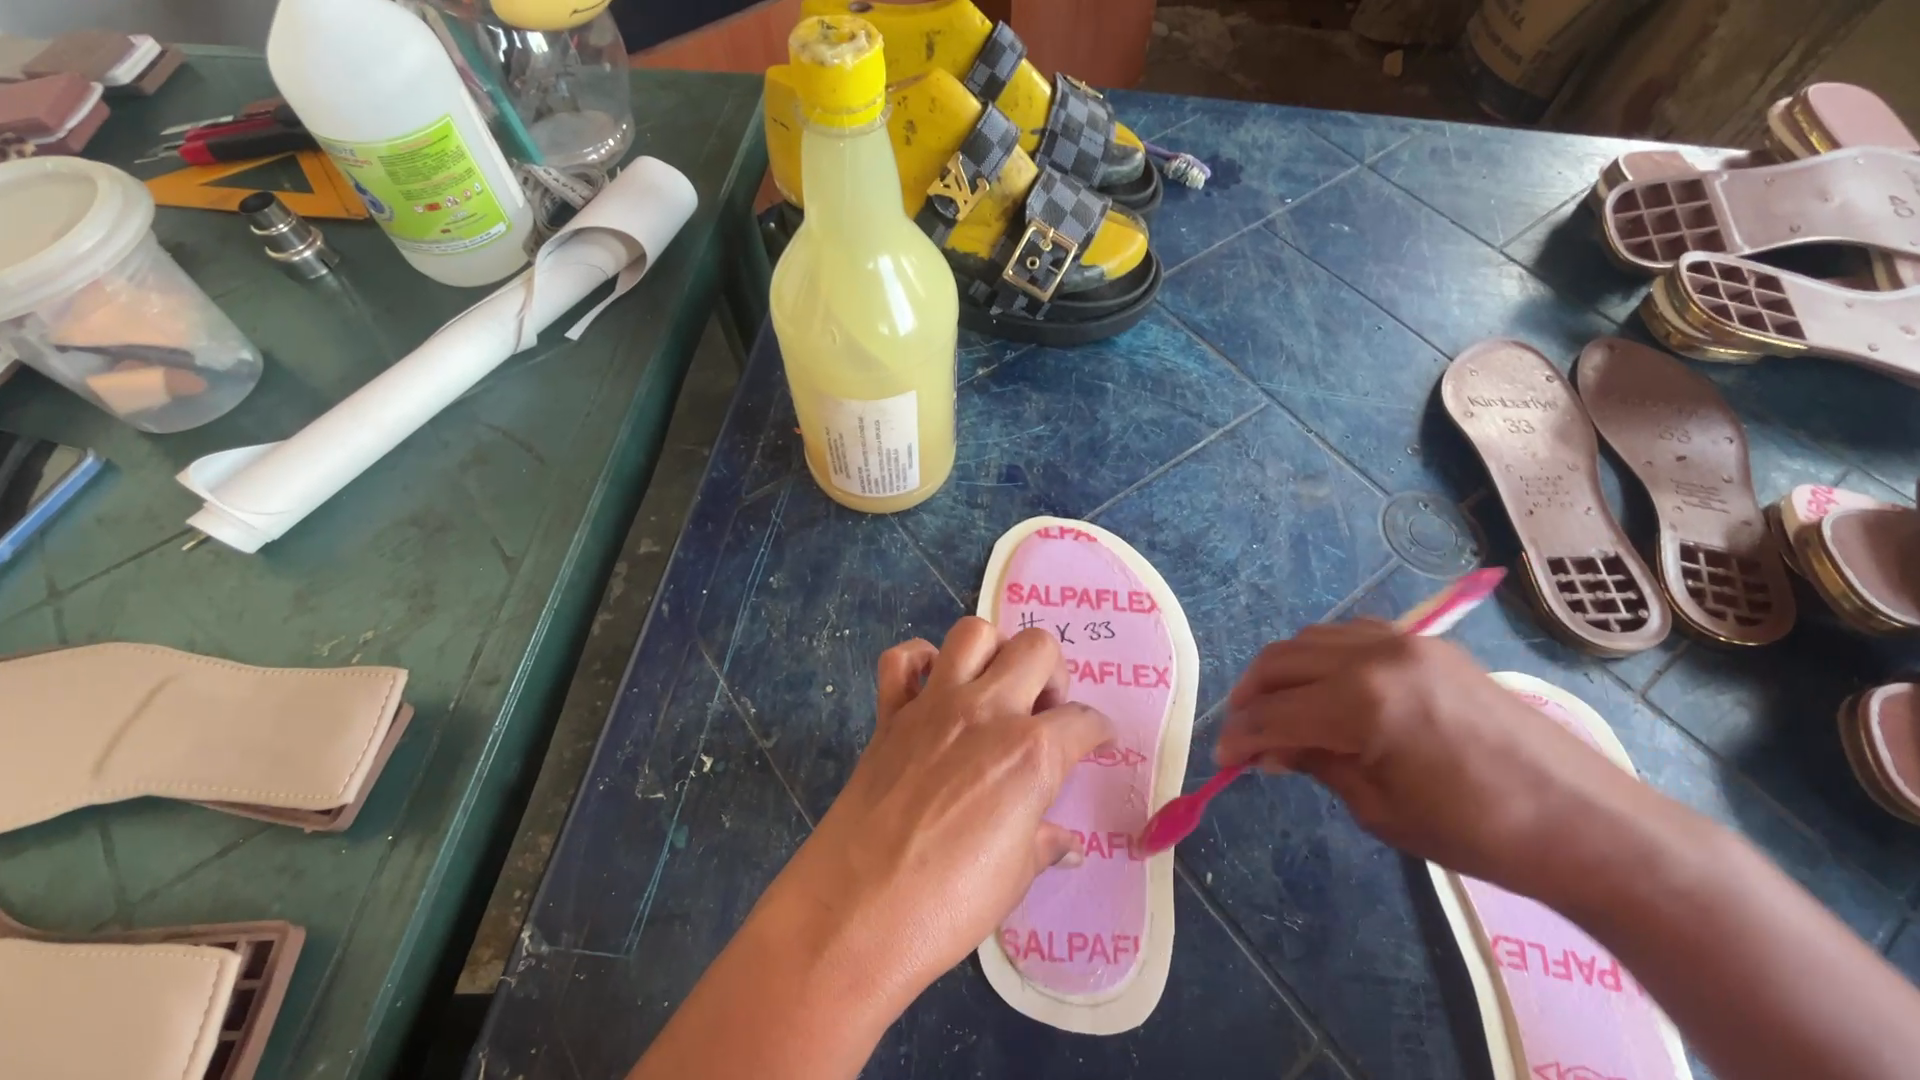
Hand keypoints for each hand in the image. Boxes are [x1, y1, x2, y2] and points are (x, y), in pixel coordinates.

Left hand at [753, 616, 1113, 1005]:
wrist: (855, 913)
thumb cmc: (948, 905)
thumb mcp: (1014, 877)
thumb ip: (1044, 844)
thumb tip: (1067, 844)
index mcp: (1031, 753)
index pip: (1084, 720)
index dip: (1098, 732)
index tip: (1096, 743)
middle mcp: (986, 711)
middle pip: (1037, 647)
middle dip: (1053, 674)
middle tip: (1044, 715)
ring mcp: (933, 706)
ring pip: (973, 633)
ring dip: (994, 653)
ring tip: (995, 692)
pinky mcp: (889, 715)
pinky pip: (901, 659)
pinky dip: (920, 663)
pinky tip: (932, 691)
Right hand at [1217, 619, 1636, 892]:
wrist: (1581, 819)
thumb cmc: (1475, 831)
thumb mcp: (1379, 808)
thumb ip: (1317, 764)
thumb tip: (1270, 749)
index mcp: (1360, 703)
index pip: (1272, 713)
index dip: (1239, 738)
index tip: (1223, 761)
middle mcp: (1375, 656)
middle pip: (1280, 662)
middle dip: (1250, 698)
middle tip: (1242, 736)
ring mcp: (1405, 642)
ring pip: (1312, 639)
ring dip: (1284, 673)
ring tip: (1279, 712)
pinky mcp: (1430, 644)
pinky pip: (1352, 635)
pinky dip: (1323, 657)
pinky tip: (1326, 689)